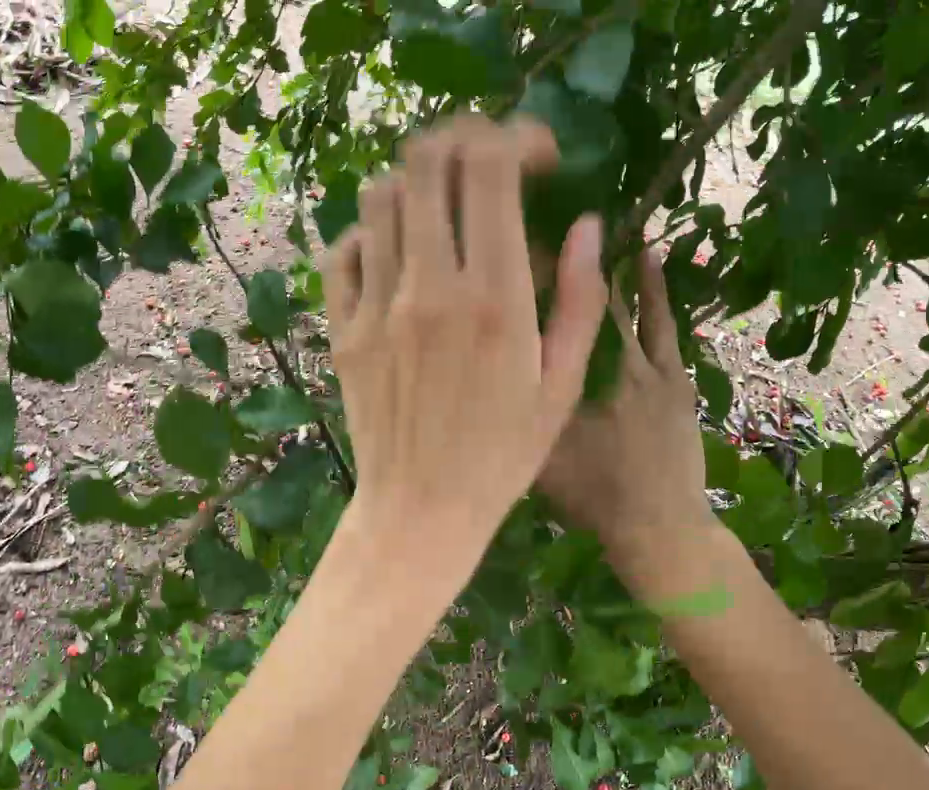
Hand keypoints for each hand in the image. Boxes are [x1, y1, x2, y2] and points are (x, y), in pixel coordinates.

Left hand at [323, 115, 606, 553]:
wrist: (420, 511)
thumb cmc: (502, 458)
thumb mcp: (561, 386)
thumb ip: (579, 299)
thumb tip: (586, 224)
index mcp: (494, 298)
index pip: (489, 167)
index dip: (517, 138)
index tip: (540, 159)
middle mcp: (429, 289)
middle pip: (427, 160)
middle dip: (462, 141)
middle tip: (485, 166)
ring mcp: (377, 308)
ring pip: (379, 196)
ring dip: (416, 183)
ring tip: (441, 209)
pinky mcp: (343, 332)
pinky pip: (342, 252)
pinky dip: (369, 233)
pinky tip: (395, 254)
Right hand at [539, 250, 716, 573]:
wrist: (657, 525)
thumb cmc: (590, 498)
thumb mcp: (537, 461)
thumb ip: (517, 417)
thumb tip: (491, 375)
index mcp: (565, 390)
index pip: (543, 330)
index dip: (529, 290)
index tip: (514, 254)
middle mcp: (604, 370)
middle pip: (580, 310)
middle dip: (566, 271)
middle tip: (552, 228)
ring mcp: (645, 371)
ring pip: (623, 309)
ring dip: (612, 271)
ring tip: (598, 229)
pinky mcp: (675, 379)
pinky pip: (664, 326)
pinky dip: (656, 291)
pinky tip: (649, 256)